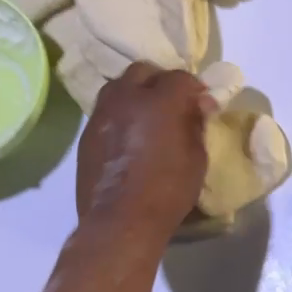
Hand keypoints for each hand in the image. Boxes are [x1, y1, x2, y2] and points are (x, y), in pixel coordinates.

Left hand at [74, 63, 212, 236]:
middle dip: (161, 81)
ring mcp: (102, 114)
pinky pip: (106, 110)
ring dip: (136, 94)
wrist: (121, 220)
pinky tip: (131, 135)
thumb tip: (199, 106)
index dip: (195, 88)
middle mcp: (126, 98)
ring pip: (119, 87)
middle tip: (174, 103)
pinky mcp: (87, 133)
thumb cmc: (168, 191)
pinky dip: (121, 114)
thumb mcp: (196, 158)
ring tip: (149, 116)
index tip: (204, 104)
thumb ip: (196, 125)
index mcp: (159, 102)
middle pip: (143, 71)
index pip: (180, 77)